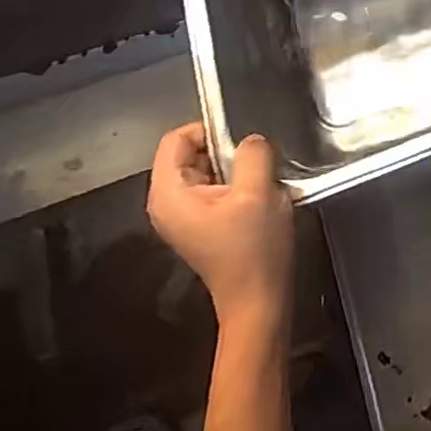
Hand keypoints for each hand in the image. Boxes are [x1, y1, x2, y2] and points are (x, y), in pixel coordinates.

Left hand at [147, 123, 294, 322]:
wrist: (258, 300)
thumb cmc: (254, 249)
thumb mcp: (258, 193)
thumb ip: (253, 155)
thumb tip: (252, 141)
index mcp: (168, 193)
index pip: (176, 138)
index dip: (209, 130)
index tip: (244, 140)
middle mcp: (167, 202)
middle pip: (192, 154)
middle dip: (228, 153)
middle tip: (258, 166)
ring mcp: (184, 216)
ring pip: (209, 171)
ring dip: (239, 171)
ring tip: (263, 185)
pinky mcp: (203, 225)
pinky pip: (217, 190)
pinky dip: (240, 187)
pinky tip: (260, 201)